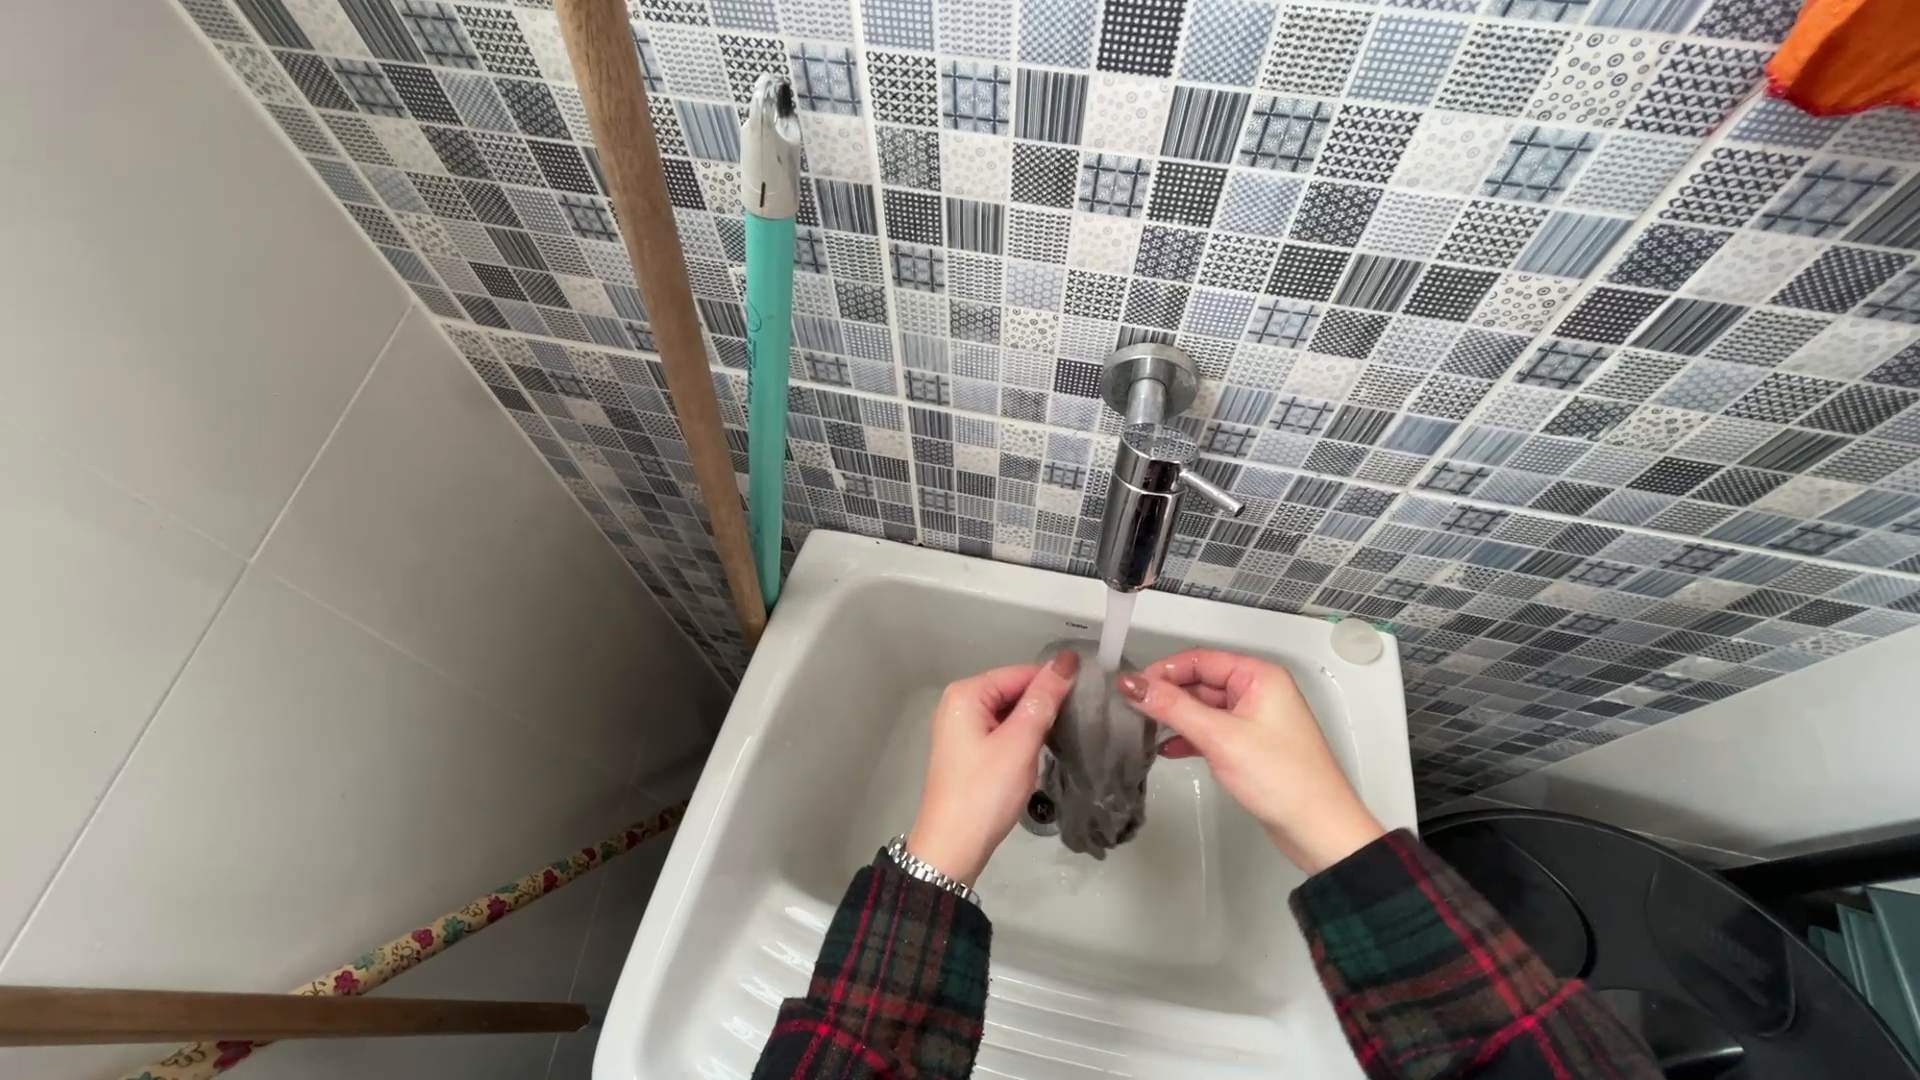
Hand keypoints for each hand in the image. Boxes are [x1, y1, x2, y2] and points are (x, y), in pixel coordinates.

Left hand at [907, 651, 1078, 886]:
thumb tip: (1066, 661)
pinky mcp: (966, 749)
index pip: (1020, 673)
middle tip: (1077, 724)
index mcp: (966, 693)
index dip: (1053, 684)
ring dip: (1033, 724)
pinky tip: (1037, 753)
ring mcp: (960, 727)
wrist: (952, 847)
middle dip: (1042, 705)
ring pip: (1009, 712)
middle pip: (1013, 690)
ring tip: (1063, 738)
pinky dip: (1020, 738)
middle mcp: (959, 703)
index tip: (1087, 700)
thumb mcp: (1020, 743)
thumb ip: (1043, 700)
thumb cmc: (985, 791)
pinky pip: (1000, 730)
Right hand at [1118, 648, 1383, 874]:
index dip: (1164, 671)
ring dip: (1176, 716)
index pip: (1200, 659)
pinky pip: (1211, 729)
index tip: (1133, 687)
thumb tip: (1132, 684)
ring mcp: (1255, 718)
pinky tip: (1168, 748)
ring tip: (1145, 729)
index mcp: (1259, 676)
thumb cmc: (1281, 778)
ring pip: (1203, 706)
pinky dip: (1189, 736)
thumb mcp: (1220, 737)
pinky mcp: (1251, 744)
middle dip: (1167, 694)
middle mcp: (1258, 690)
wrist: (1320, 831)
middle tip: (1133, 710)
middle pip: (1200, 681)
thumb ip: (1173, 707)